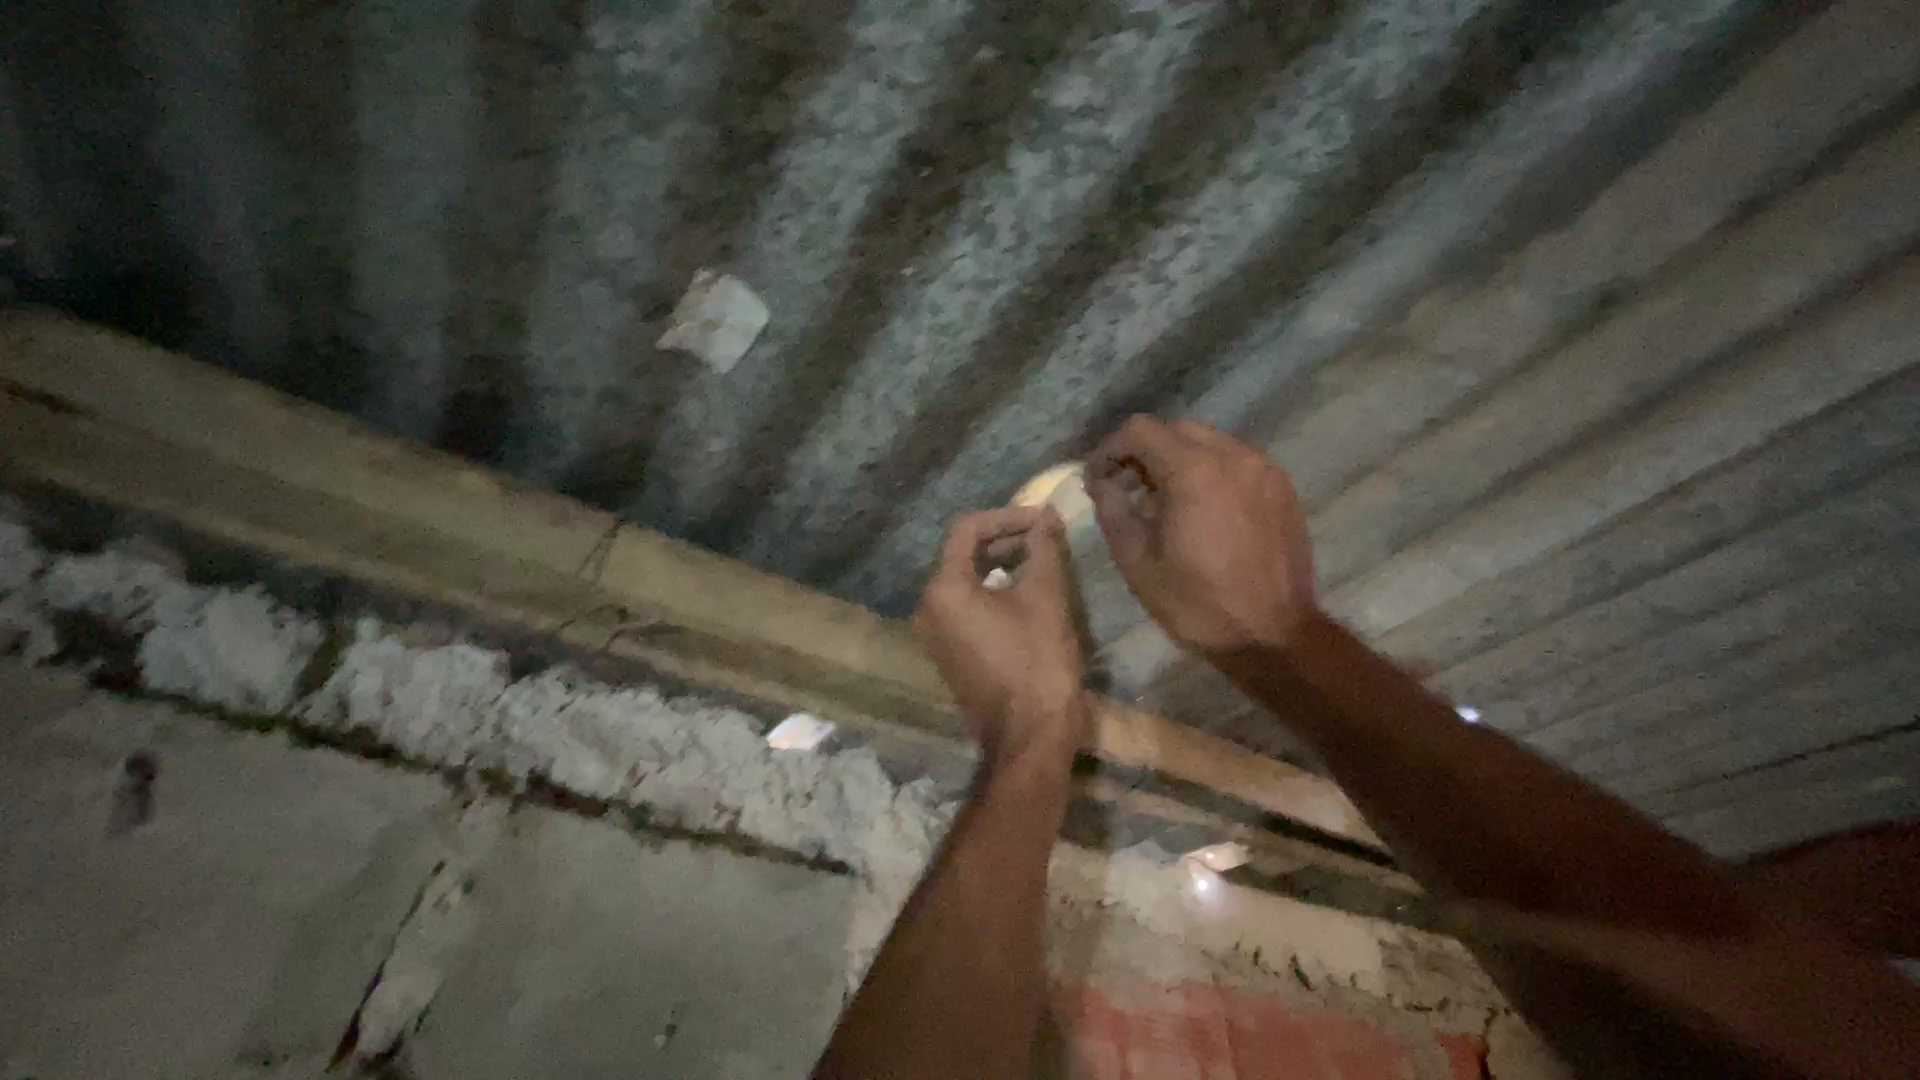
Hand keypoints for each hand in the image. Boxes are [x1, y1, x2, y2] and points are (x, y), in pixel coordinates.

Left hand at [914, 507, 1086, 762]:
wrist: (1028, 736)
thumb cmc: (1038, 662)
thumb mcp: (1046, 597)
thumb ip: (1043, 548)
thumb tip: (1045, 516)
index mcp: (943, 589)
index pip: (968, 529)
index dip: (1008, 516)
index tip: (1044, 520)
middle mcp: (927, 608)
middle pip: (962, 554)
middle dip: (1005, 540)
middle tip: (1046, 537)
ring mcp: (934, 634)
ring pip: (964, 581)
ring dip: (1000, 565)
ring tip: (1040, 560)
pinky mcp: (948, 654)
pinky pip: (965, 607)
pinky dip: (992, 592)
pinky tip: (1025, 593)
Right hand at [1086, 416, 1317, 654]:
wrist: (1273, 636)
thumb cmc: (1197, 604)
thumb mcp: (1138, 563)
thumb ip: (1113, 512)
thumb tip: (1102, 483)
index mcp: (1193, 471)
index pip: (1140, 430)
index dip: (1110, 449)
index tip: (1099, 479)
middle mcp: (1232, 456)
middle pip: (1175, 429)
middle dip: (1144, 451)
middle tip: (1128, 489)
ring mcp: (1263, 469)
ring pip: (1208, 441)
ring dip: (1178, 460)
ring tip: (1164, 501)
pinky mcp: (1281, 487)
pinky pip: (1235, 461)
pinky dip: (1210, 472)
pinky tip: (1202, 510)